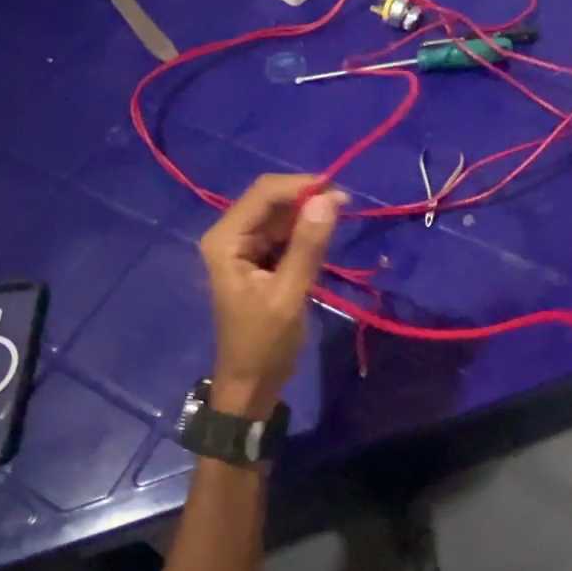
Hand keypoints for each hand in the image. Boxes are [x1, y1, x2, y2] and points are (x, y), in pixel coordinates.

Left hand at [197, 175, 345, 419]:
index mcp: (226, 240)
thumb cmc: (265, 344)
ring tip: (340, 218)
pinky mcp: (256, 257)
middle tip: (346, 205)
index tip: (340, 193)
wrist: (251, 384)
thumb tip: (330, 199)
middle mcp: (229, 234)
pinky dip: (303, 230)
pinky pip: (282, 231)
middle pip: (270, 199)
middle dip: (306, 197)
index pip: (264, 193)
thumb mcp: (289, 295)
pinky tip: (324, 236)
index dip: (301, 186)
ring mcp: (242, 245)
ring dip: (307, 213)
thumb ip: (308, 246)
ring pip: (278, 213)